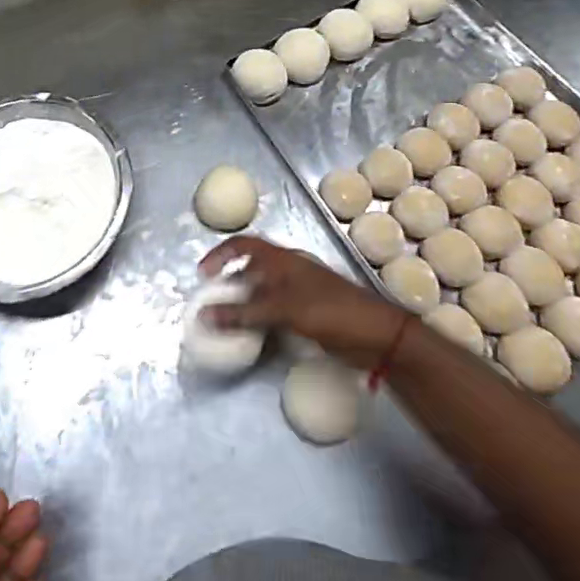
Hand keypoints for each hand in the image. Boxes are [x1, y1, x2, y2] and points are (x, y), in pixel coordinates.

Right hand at [200, 235, 409, 367]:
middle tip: (210, 301)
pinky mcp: (305, 315)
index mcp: (284, 259)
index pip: (245, 244)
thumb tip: (204, 315)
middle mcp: (288, 271)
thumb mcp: (285, 310)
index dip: (221, 253)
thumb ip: (244, 313)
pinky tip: (249, 335)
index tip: (202, 274)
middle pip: (251, 267)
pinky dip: (257, 319)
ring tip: (224, 320)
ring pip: (261, 291)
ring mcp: (298, 293)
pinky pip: (271, 312)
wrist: (377, 336)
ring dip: (242, 302)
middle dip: (228, 280)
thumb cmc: (333, 312)